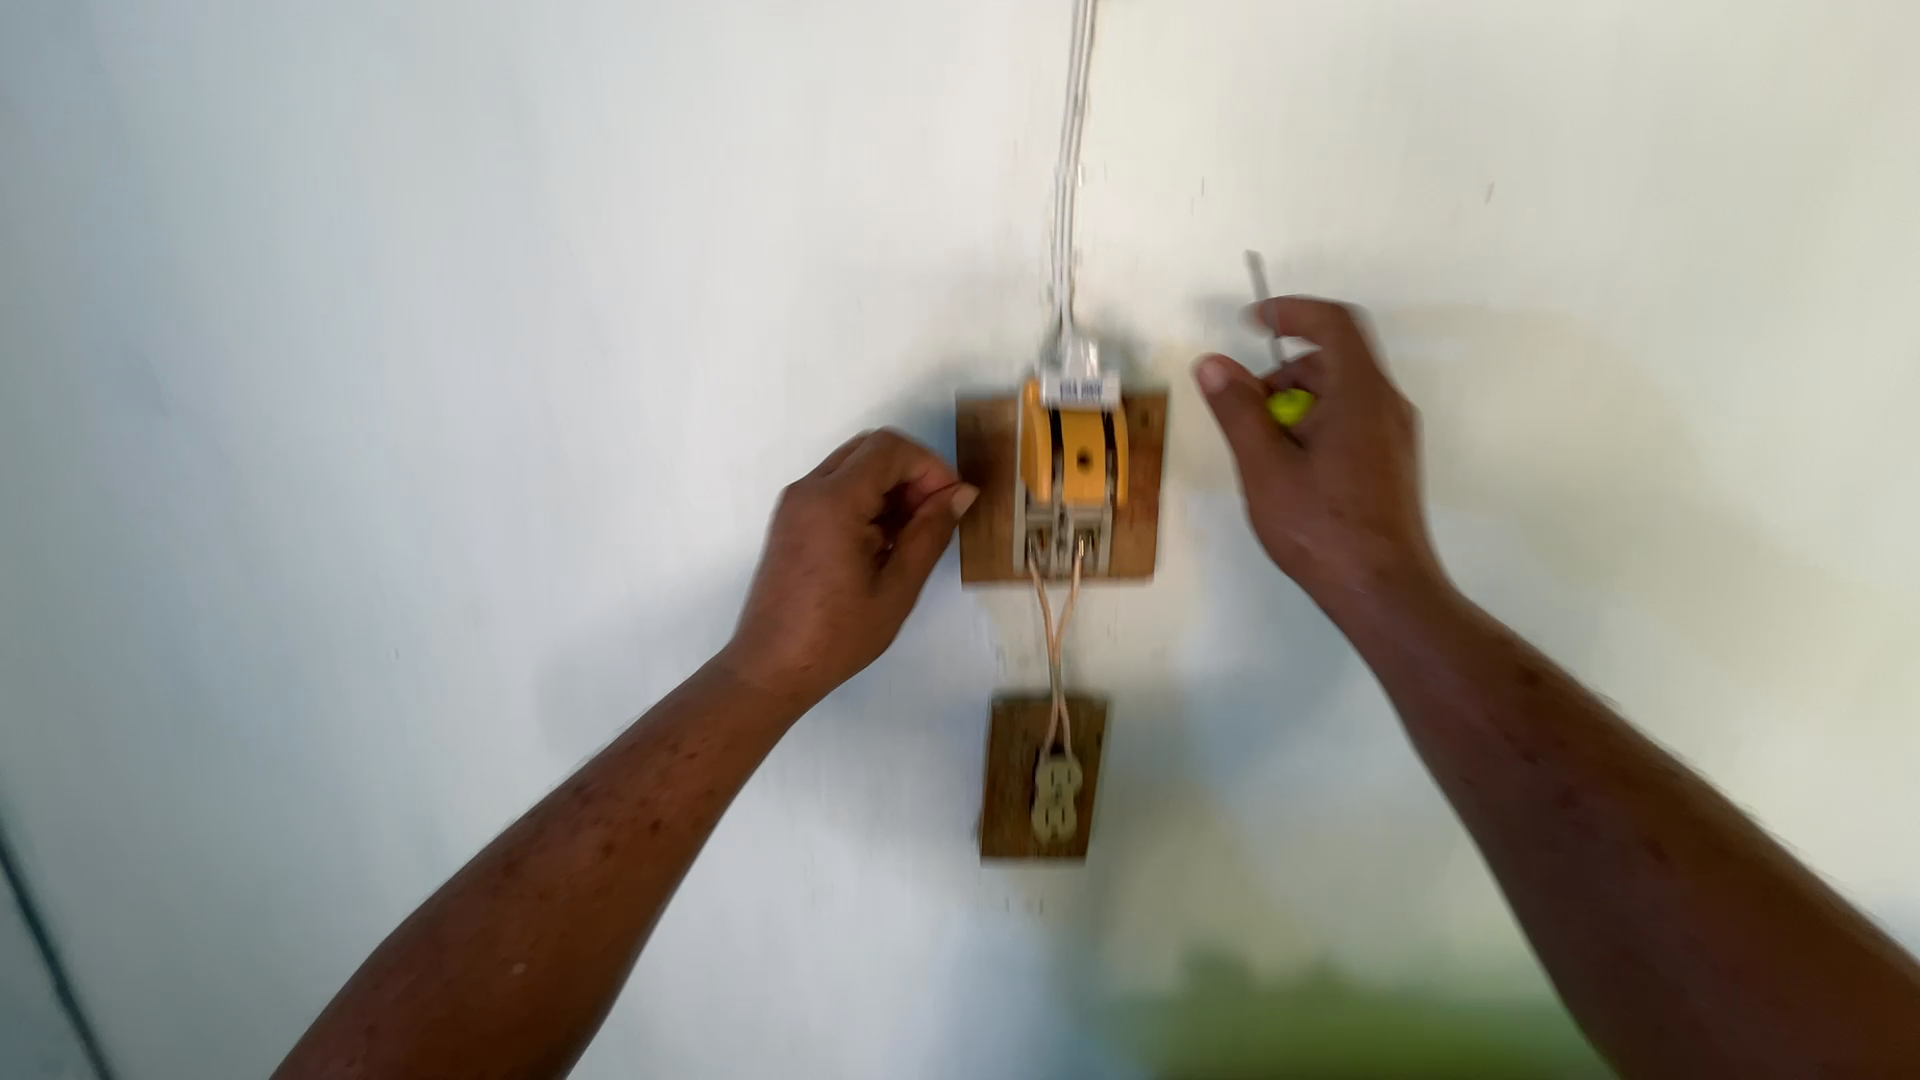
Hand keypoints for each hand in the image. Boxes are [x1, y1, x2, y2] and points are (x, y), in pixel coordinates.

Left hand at [721, 429, 977, 702]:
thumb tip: (961, 493)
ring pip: (854, 466)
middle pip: (871, 450)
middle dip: (911, 473)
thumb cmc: (838, 635)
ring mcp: (795, 503)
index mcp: (833, 500)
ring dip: (890, 487)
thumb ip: (930, 533)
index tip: (951, 503)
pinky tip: (883, 543)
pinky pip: (836, 488)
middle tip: (934, 517)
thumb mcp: (897, 588)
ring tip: (911, 536)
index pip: (890, 448)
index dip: (930, 466)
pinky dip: (867, 500)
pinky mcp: (791, 520)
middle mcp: (809, 489)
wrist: (771, 667)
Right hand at [1194, 296, 1443, 600]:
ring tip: (1261, 451)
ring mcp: (1394, 436)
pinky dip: (1313, 426)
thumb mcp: (1264, 466)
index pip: (1333, 323)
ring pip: (1340, 395)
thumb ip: (1238, 410)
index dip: (1290, 311)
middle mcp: (1387, 405)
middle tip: (1242, 410)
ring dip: (1294, 404)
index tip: (1251, 321)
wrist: (1381, 590)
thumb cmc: (1319, 526)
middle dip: (1281, 373)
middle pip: (1334, 361)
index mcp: (1360, 395)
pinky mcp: (1391, 463)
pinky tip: (1289, 472)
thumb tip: (1212, 364)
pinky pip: (1350, 422)